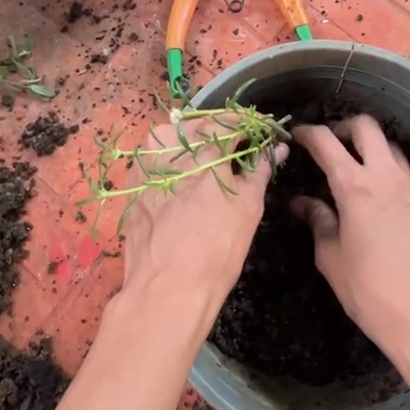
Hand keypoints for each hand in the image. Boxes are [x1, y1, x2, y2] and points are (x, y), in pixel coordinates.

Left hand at [118, 116, 285, 306]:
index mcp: (203, 146)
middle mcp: (170, 145)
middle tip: (240, 148)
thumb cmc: (217, 247)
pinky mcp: (132, 184)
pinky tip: (187, 180)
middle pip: (200, 125)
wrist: (166, 289)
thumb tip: (276, 148)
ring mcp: (146, 164)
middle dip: (222, 132)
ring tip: (212, 162)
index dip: (250, 125)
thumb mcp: (249, 206)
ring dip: (195, 143)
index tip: (263, 133)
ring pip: (174, 138)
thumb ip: (261, 170)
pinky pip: (157, 160)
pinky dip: (175, 162)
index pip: (231, 120)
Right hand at [292, 116, 409, 359]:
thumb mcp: (331, 258)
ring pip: (390, 146)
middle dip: (344, 127)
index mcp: (356, 187)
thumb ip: (318, 221)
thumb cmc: (370, 291)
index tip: (297, 134)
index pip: (327, 143)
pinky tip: (377, 195)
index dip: (308, 133)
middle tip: (330, 144)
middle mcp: (386, 177)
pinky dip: (387, 169)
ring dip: (370, 146)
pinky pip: (404, 171)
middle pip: (366, 127)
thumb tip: (302, 203)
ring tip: (354, 167)